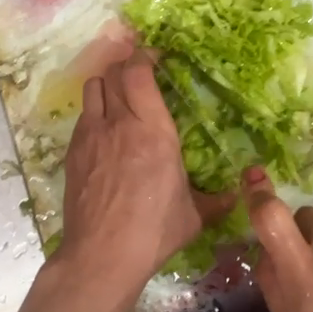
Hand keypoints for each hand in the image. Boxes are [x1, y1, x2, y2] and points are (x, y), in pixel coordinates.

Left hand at [54, 55, 234, 292]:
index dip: (144, 56)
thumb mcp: (194, 216)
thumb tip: (238, 195)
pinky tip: (105, 128)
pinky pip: (83, 115)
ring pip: (92, 87)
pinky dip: (94, 110)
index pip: (139, 72)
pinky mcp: (73, 150)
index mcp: (153, 130)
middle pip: (113, 72)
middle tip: (139, 71)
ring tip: (119, 93)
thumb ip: (216, 200)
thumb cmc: (153, 232)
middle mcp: (119, 122)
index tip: (156, 57)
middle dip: (125, 64)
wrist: (102, 255)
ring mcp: (91, 135)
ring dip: (106, 82)